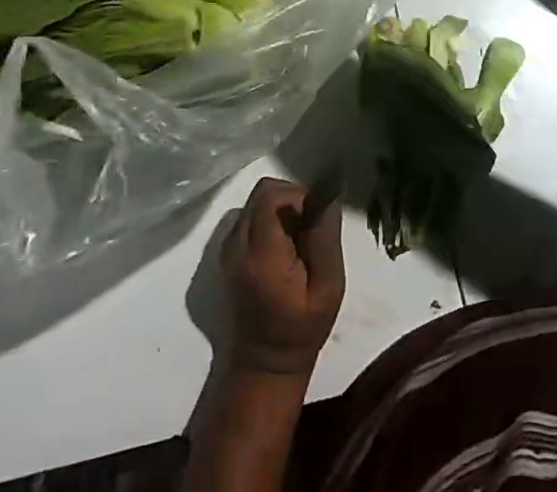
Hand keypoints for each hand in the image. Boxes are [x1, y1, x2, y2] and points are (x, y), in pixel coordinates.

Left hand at [221, 177, 344, 376]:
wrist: (261, 363)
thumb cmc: (300, 329)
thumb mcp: (328, 287)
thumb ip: (325, 238)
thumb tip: (329, 195)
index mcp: (261, 253)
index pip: (272, 196)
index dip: (299, 197)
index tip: (317, 221)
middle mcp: (237, 244)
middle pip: (262, 193)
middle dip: (292, 200)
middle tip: (311, 229)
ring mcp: (227, 248)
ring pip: (256, 202)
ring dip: (281, 210)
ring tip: (299, 242)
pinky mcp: (227, 252)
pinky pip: (250, 218)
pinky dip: (270, 221)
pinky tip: (284, 250)